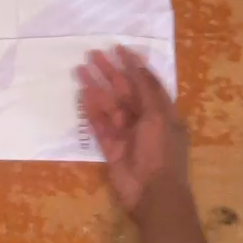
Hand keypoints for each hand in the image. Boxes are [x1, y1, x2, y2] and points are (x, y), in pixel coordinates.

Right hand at [75, 46, 190, 221]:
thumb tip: (137, 64)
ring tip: (80, 70)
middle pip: (125, 91)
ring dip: (96, 87)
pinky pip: (99, 124)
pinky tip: (82, 95)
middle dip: (110, 72)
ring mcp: (126, 134)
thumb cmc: (161, 152)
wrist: (153, 195)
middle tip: (92, 54)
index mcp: (162, 113)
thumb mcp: (159, 116)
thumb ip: (146, 89)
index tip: (118, 48)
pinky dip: (91, 110)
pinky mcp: (111, 147)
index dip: (134, 65)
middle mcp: (144, 121)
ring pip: (109, 105)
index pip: (146, 83)